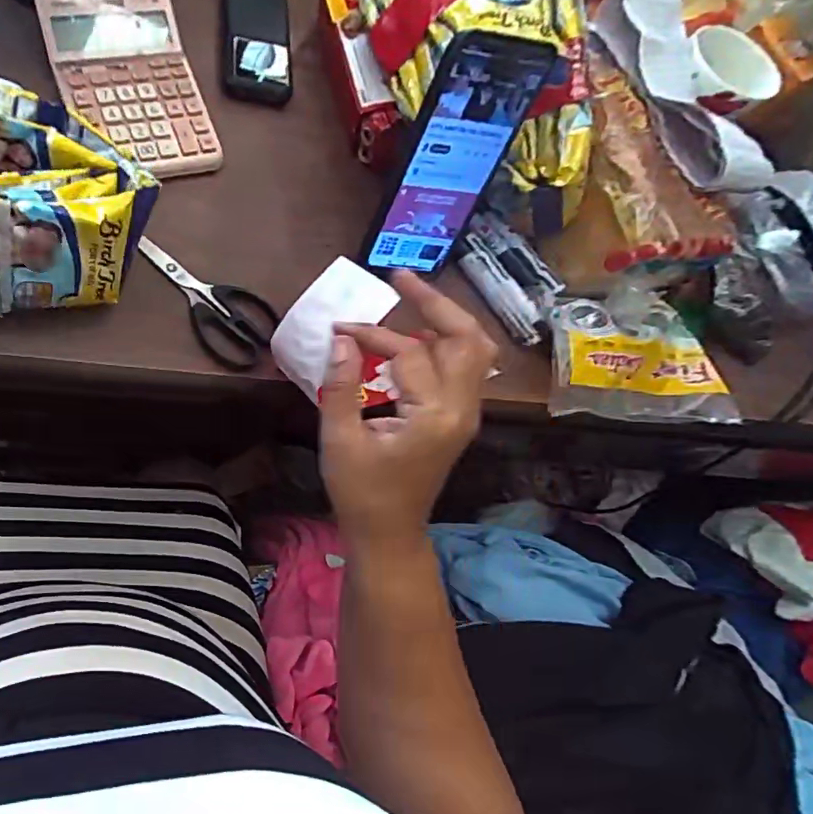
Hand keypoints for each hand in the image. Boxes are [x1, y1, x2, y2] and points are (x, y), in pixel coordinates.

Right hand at [319, 271, 497, 545]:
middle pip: (468, 338)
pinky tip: (412, 341)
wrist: (388, 532)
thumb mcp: (340, 439)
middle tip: (401, 280)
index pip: (410, 354)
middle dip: (436, 304)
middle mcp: (462, 408)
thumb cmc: (360, 491)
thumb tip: (340, 339)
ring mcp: (465, 414)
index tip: (339, 329)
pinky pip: (462, 369)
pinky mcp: (457, 419)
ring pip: (473, 351)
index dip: (372, 336)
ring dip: (444, 323)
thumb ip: (339, 386)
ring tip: (410, 305)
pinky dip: (441, 346)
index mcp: (435, 414)